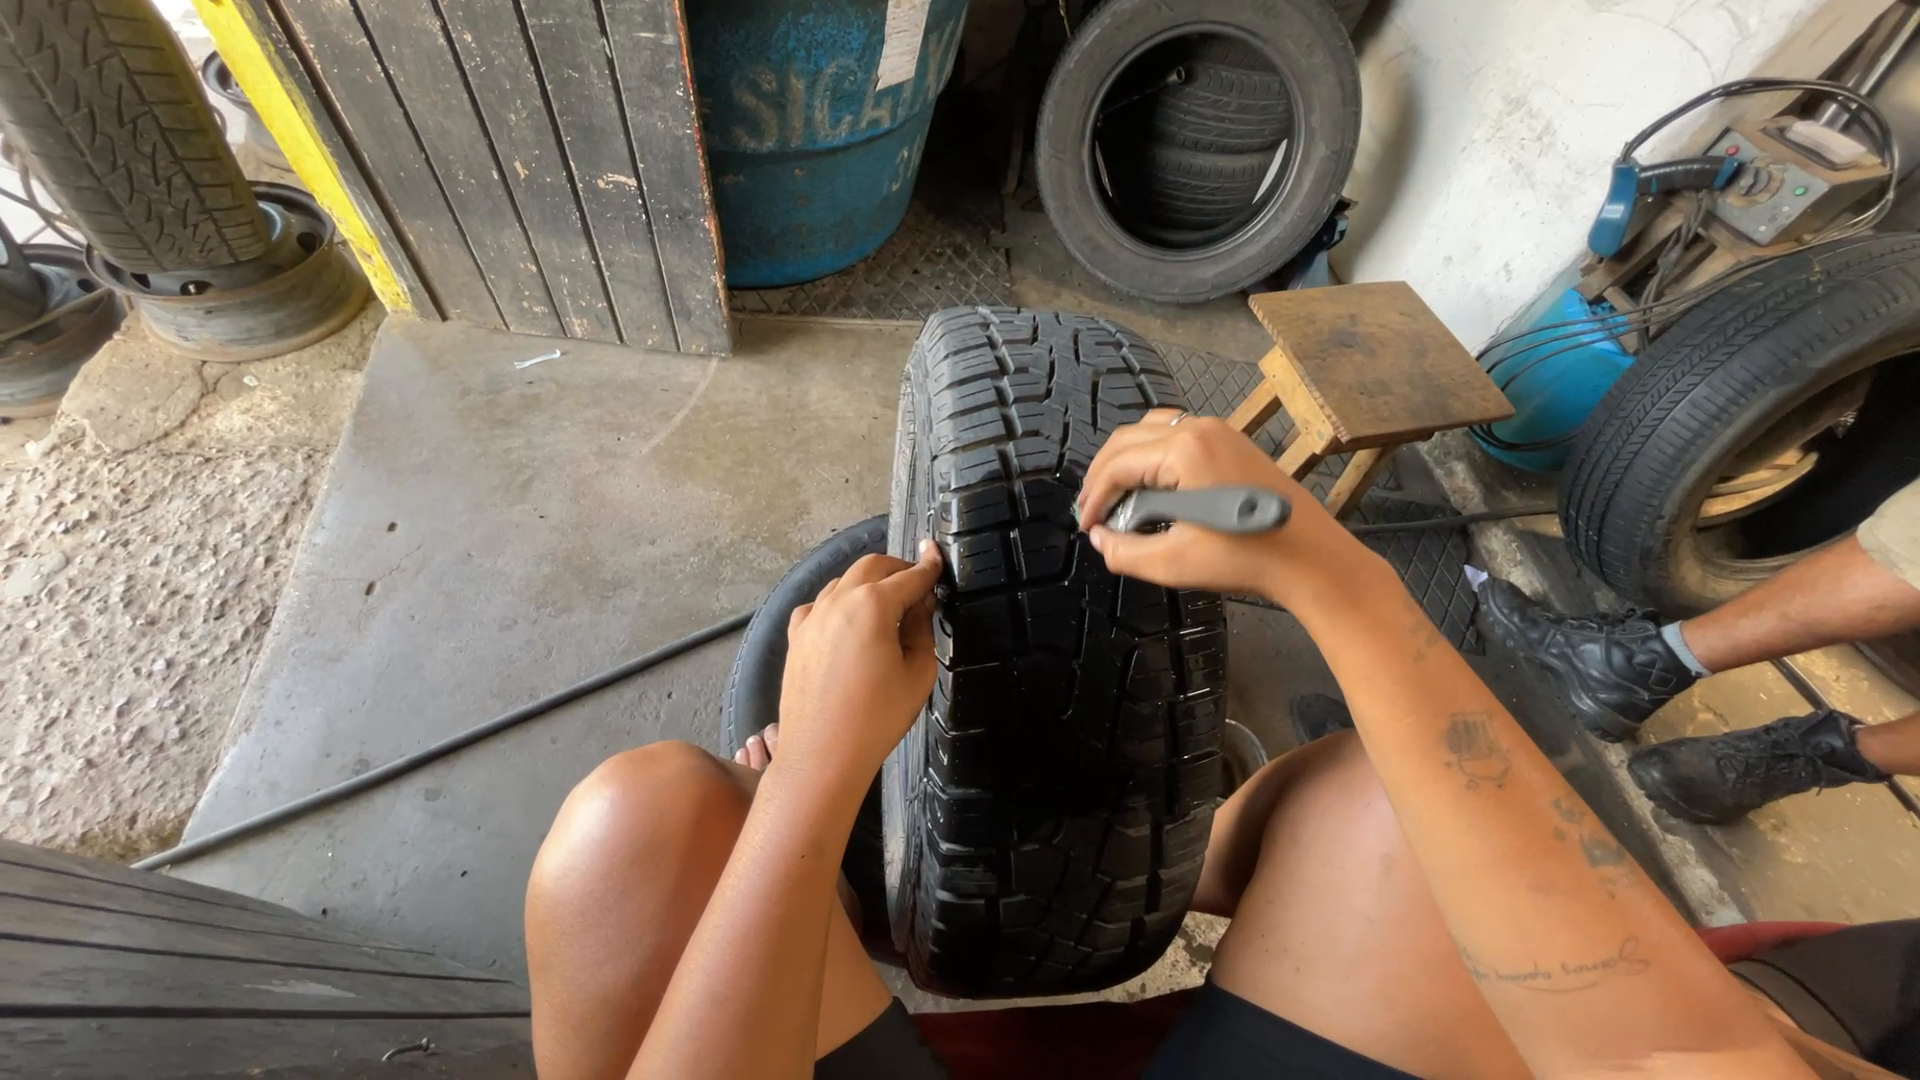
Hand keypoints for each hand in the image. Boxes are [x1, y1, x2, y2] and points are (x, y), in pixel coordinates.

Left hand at [776, 541, 943, 784]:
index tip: (938, 558)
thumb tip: (919, 607)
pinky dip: (837, 604)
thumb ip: (922, 630)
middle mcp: (838, 601)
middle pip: (872, 566)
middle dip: (898, 568)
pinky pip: (818, 606)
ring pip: (843, 582)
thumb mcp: (918, 674)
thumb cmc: (876, 719)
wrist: (822, 756)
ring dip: (867, 584)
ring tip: (887, 606)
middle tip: (918, 585)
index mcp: (872, 605)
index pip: (909, 576)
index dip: (929, 567)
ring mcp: (811, 618)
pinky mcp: (795, 638)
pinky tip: (847, 623)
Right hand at [1076, 411, 1384, 606]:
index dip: (1094, 498)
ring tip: (1114, 497)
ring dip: (1125, 462)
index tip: (1087, 527)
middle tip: (1092, 512)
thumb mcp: (1173, 563)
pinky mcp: (1232, 441)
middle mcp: (1199, 428)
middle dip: (1103, 476)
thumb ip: (1124, 552)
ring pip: (1149, 431)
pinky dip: (1151, 456)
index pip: (1118, 466)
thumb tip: (1100, 538)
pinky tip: (1149, 486)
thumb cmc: (1246, 559)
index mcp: (1184, 451)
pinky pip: (1175, 435)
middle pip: (1127, 440)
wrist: (1313, 559)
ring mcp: (1219, 430)